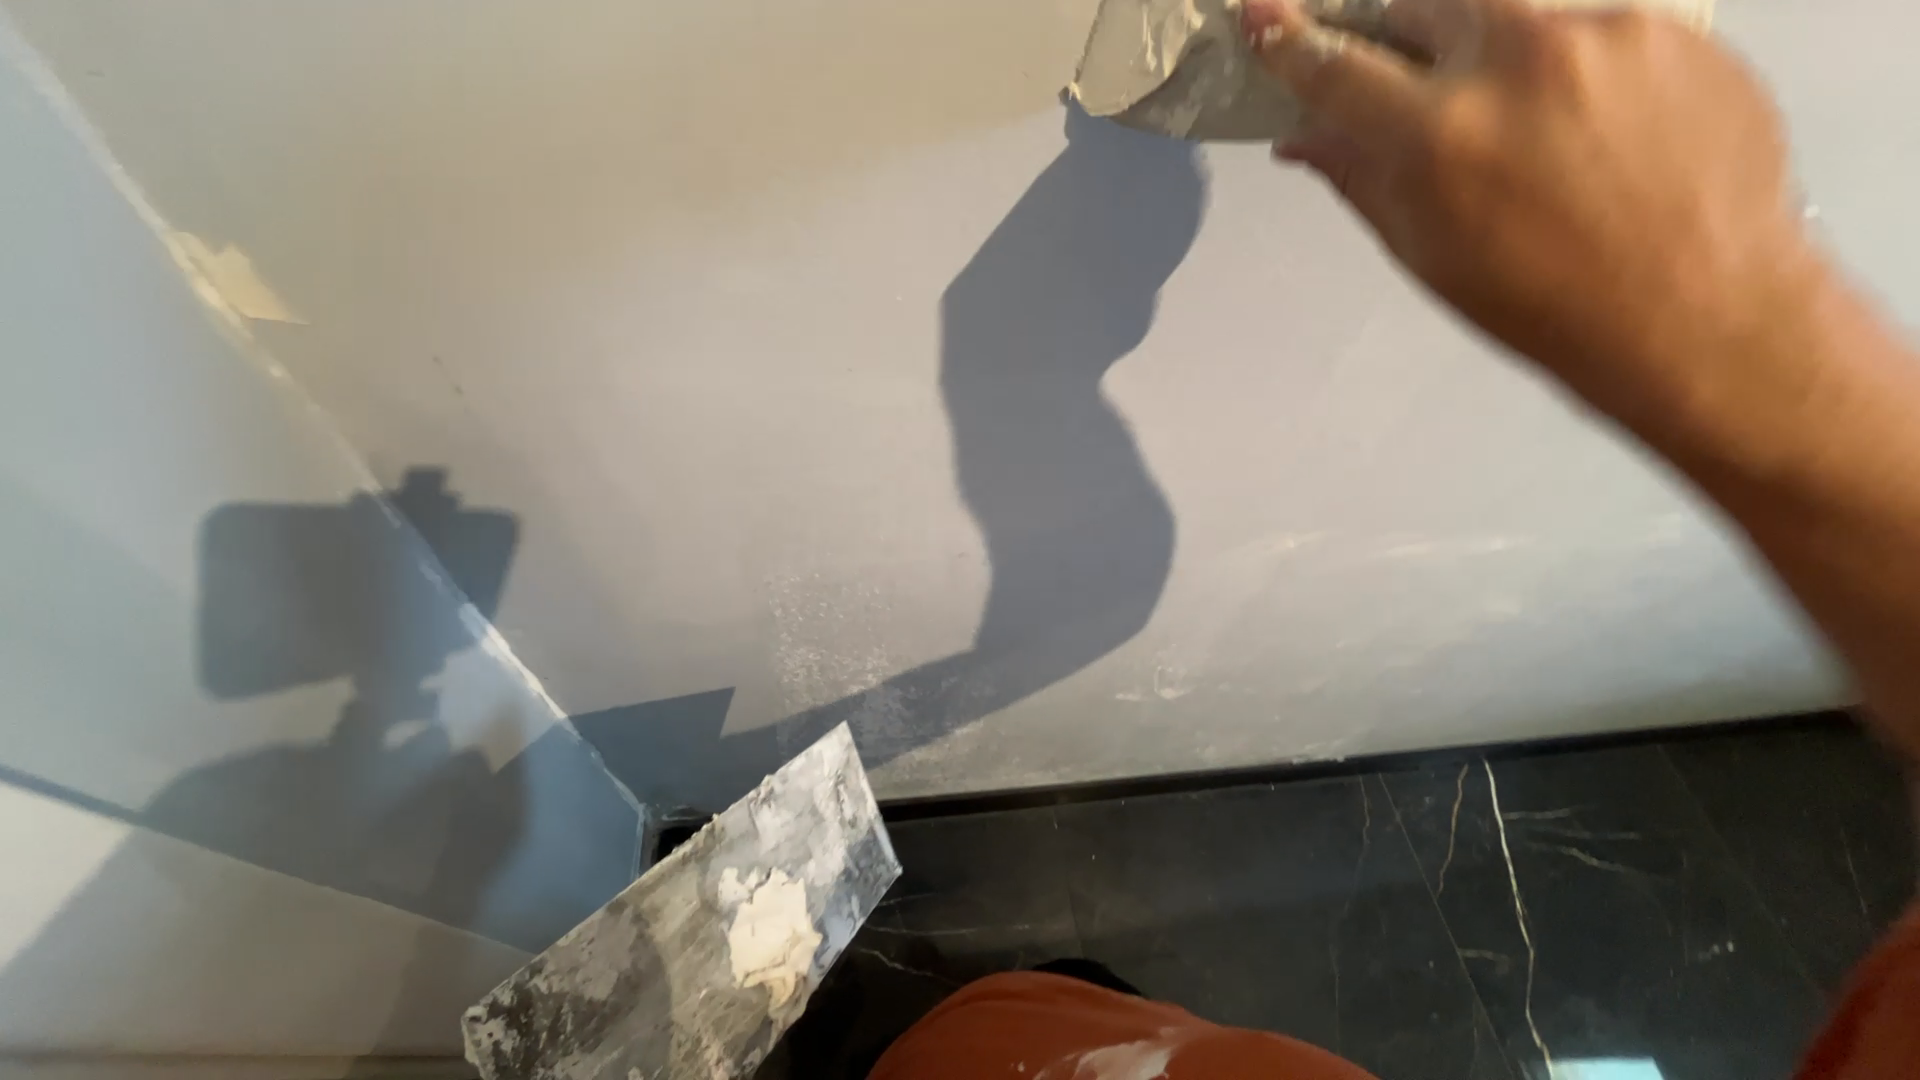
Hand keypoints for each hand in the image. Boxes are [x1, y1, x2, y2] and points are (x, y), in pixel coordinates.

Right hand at [1242, 0, 1824, 430]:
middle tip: (1403, 80)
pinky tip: (1573, 121)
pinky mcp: (1669, 22)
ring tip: (1502, 112)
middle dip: (1396, 34)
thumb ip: (1359, 178)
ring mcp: (1602, 30)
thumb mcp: (1423, 251)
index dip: (1289, 43)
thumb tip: (1303, 138)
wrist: (1693, 305)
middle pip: (1421, 3)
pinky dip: (1552, 58)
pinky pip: (1580, 19)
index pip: (1340, 70)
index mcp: (1440, 137)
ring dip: (1476, 43)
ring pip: (1503, 7)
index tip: (1258, 15)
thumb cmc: (1537, 300)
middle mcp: (1516, 60)